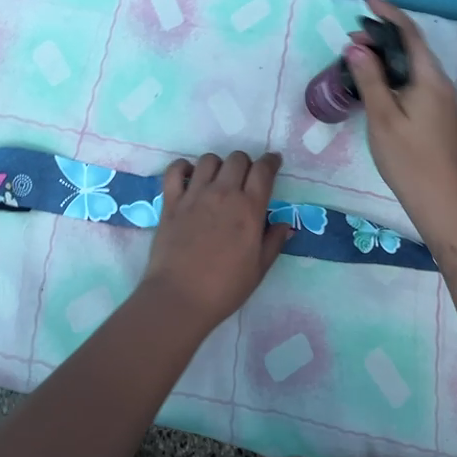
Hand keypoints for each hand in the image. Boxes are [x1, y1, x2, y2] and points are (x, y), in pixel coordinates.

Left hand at [141, 152, 290, 331]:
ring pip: (208, 160)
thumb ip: (273, 242)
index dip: (271, 162)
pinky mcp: (171, 201)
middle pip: (237, 159)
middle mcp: (223, 193)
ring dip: (218, 165)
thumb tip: (284, 223)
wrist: (180, 297)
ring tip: (217, 180)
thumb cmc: (225, 288)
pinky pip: (175, 170)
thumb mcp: (259, 269)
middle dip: (246, 163)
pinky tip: (188, 178)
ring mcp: (194, 194)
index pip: (263, 170)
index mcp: (248, 208)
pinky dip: (182, 168)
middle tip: (245, 179)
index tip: (273, 162)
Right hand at [346, 0, 456, 231]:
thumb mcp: (382, 117)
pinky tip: (377, 86)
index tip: (367, 0)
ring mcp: (442, 101)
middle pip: (412, 48)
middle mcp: (440, 83)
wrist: (446, 204)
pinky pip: (415, 82)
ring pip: (413, 66)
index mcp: (429, 78)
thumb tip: (357, 47)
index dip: (388, 13)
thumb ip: (370, 79)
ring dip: (387, 57)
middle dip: (383, 36)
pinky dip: (394, 74)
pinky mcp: (439, 116)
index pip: (409, 33)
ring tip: (359, 58)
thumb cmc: (411, 160)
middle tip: (352, 38)